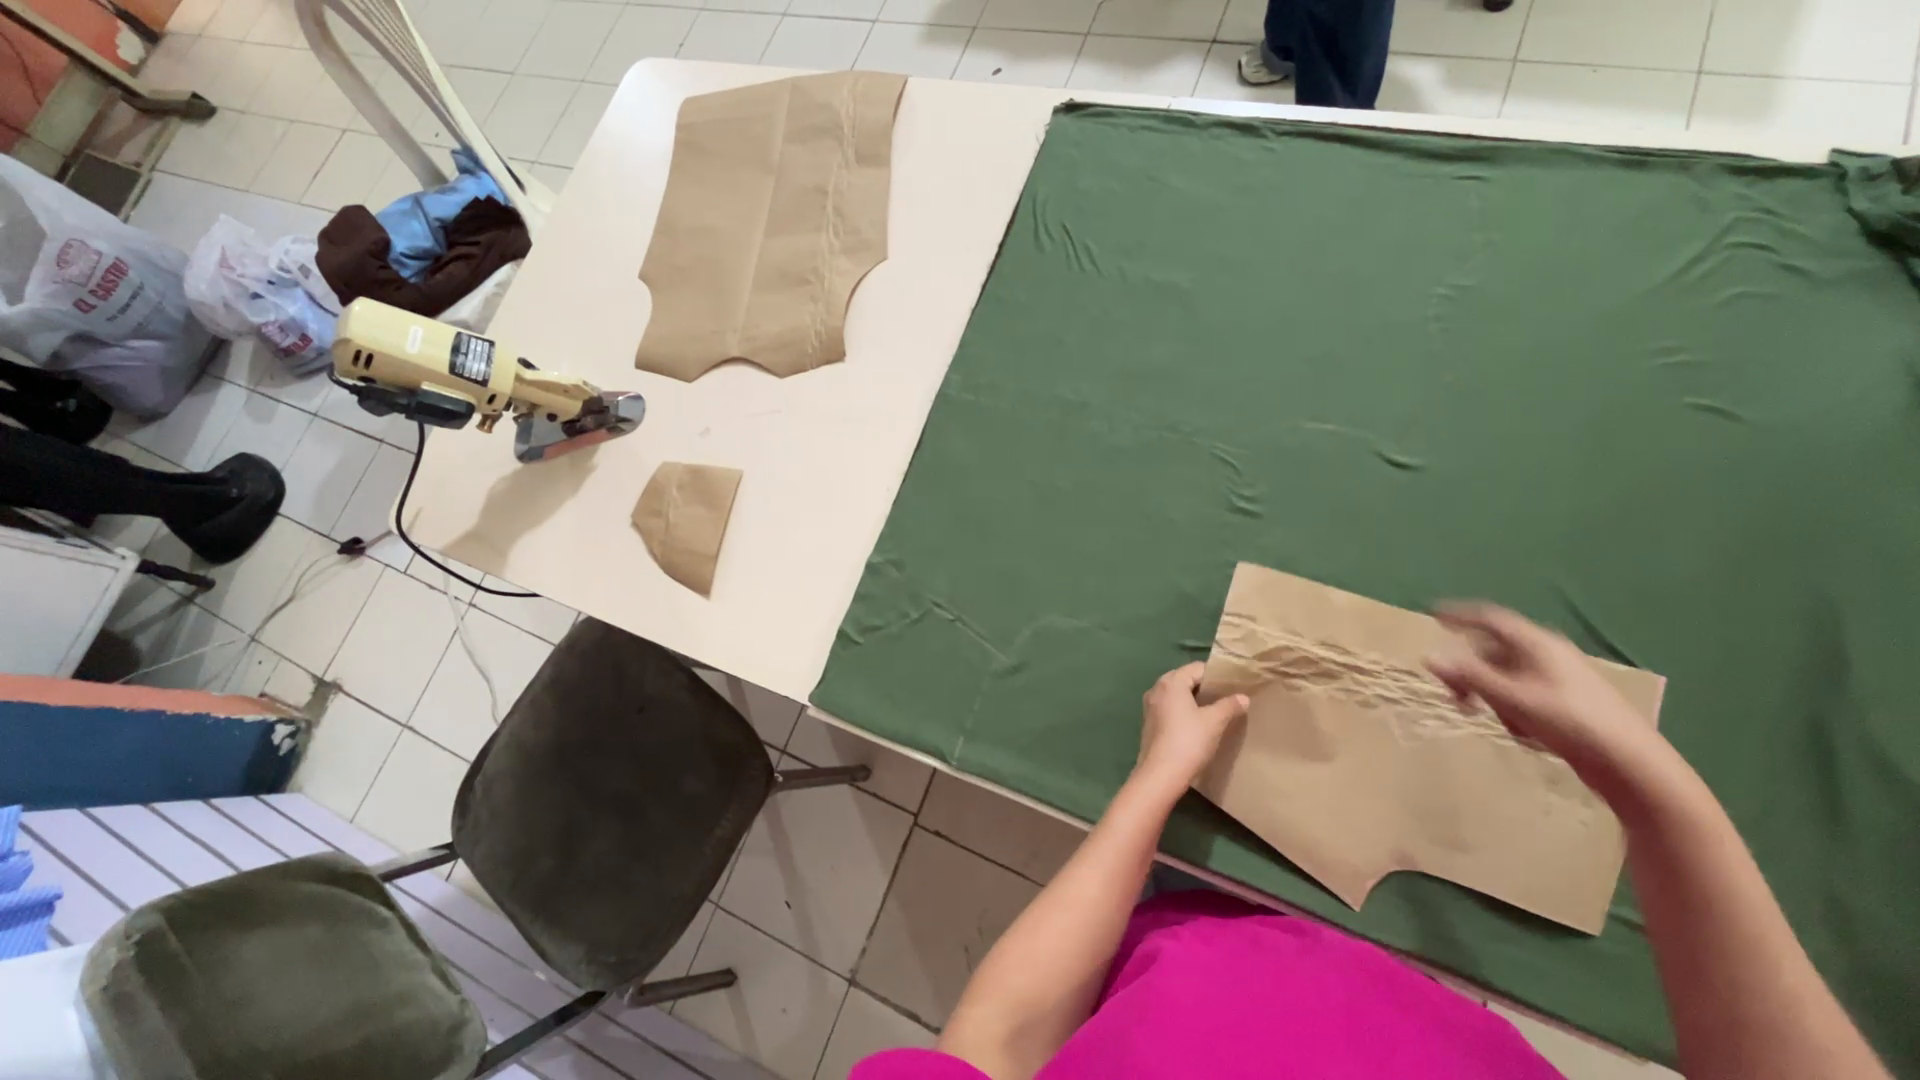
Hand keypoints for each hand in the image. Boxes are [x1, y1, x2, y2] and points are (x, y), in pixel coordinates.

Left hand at [1136, 662, 1248, 790]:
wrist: (1160, 774)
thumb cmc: (1189, 741)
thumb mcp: (1215, 721)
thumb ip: (1230, 705)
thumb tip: (1243, 697)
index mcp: (1171, 682)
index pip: (1197, 668)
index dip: (1217, 675)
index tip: (1234, 685)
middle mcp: (1156, 689)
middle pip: (1185, 679)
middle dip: (1205, 687)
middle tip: (1227, 697)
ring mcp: (1150, 706)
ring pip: (1177, 695)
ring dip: (1194, 699)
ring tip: (1215, 710)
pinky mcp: (1149, 723)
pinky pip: (1170, 708)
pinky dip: (1183, 710)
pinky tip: (1198, 724)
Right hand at [1425, 602, 1668, 794]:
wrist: (1629, 762)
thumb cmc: (1568, 721)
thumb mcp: (1511, 698)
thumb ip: (1469, 677)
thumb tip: (1429, 656)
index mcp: (1536, 643)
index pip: (1490, 618)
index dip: (1460, 615)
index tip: (1433, 615)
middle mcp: (1548, 654)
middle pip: (1495, 650)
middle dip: (1470, 669)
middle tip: (1453, 692)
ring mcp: (1559, 678)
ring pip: (1507, 675)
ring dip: (1490, 693)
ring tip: (1490, 717)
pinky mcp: (1566, 701)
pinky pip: (1523, 694)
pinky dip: (1511, 707)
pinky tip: (1520, 730)